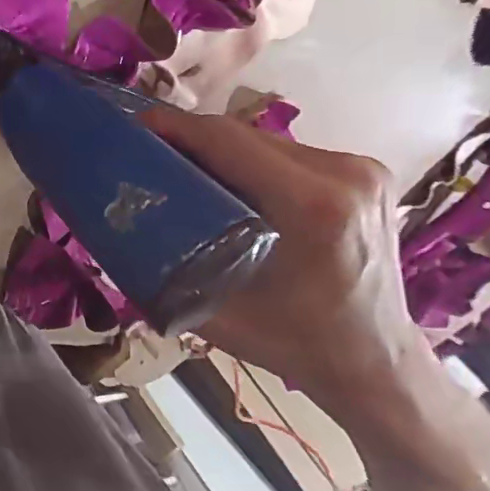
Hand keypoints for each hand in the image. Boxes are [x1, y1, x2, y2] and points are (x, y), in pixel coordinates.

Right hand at [142, 108, 420, 402]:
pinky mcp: (365, 173)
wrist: (378, 364)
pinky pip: (288, 153)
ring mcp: (361, 170)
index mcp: (312, 206)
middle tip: (148, 153)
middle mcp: (344, 175)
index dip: (174, 126)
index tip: (133, 127)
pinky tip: (228, 181)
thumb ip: (163, 267)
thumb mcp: (216, 313)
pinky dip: (250, 160)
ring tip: (182, 166)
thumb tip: (112, 227)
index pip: (227, 140)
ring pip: (265, 140)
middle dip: (191, 138)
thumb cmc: (296, 345)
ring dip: (220, 149)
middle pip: (244, 134)